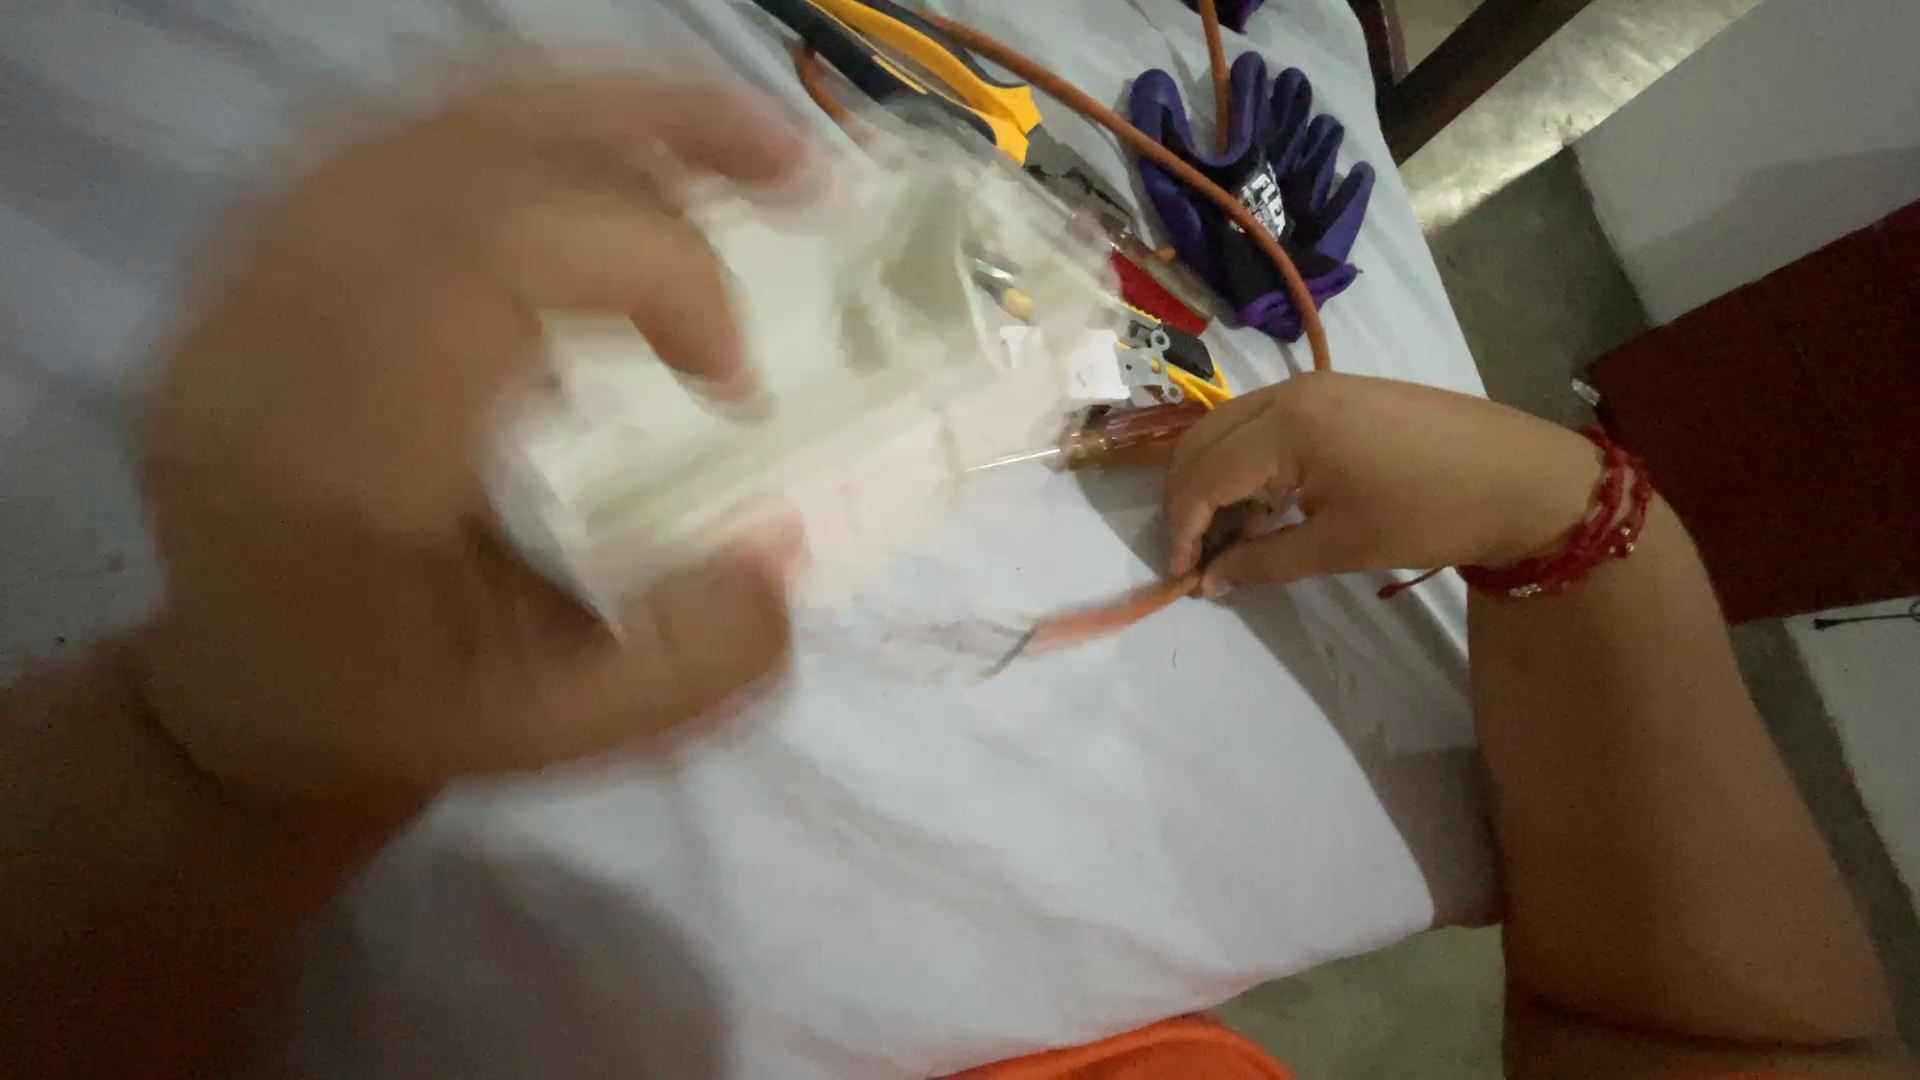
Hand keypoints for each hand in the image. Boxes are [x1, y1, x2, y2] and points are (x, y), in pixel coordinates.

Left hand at [133, 73, 813, 801]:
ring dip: (627, 111)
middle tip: (803, 184)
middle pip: (475, 146)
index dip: (654, 272)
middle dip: (669, 144)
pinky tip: (651, 174)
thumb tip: (780, 540)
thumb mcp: (571, 730)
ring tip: (754, 147)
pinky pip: (437, 129)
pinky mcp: (296, 249)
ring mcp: (266, 269)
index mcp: (333, 460)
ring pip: (452, 110)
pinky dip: (568, 127)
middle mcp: (273, 332)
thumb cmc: (420, 706)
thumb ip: (694, 661)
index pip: (491, 260)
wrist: (265, 680)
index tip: (734, 377)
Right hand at [1165, 373, 1602, 594]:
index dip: (1183, 529)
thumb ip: (1260, 562)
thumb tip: (1208, 583)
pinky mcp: (1328, 390)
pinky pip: (1255, 421)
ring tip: (1228, 527)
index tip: (1184, 575)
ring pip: (1223, 427)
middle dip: (1186, 500)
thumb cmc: (1431, 515)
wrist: (1526, 477)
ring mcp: (1308, 385)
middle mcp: (1286, 394)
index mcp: (1287, 429)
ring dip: (1210, 477)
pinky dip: (1240, 458)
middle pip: (1199, 444)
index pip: (1202, 477)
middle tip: (1198, 551)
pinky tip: (1262, 495)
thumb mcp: (1339, 547)